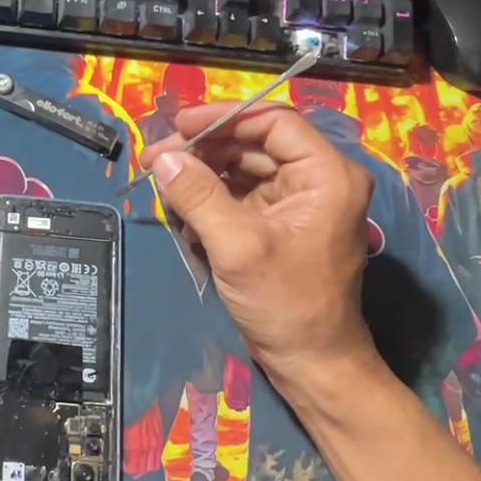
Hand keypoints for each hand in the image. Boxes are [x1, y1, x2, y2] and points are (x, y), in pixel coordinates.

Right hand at [141, 103, 378, 403]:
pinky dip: (209, 202)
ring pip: (241, 170)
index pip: (273, 123)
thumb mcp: (237, 246)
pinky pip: (238, 197)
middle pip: (252, 145)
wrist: (310, 361)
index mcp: (326, 175)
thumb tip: (161, 159)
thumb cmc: (285, 303)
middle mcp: (316, 181)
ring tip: (163, 188)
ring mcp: (297, 204)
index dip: (223, 118)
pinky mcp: (277, 225)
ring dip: (201, 178)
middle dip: (202, 151)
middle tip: (154, 159)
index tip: (176, 126)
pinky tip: (183, 216)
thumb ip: (198, 197)